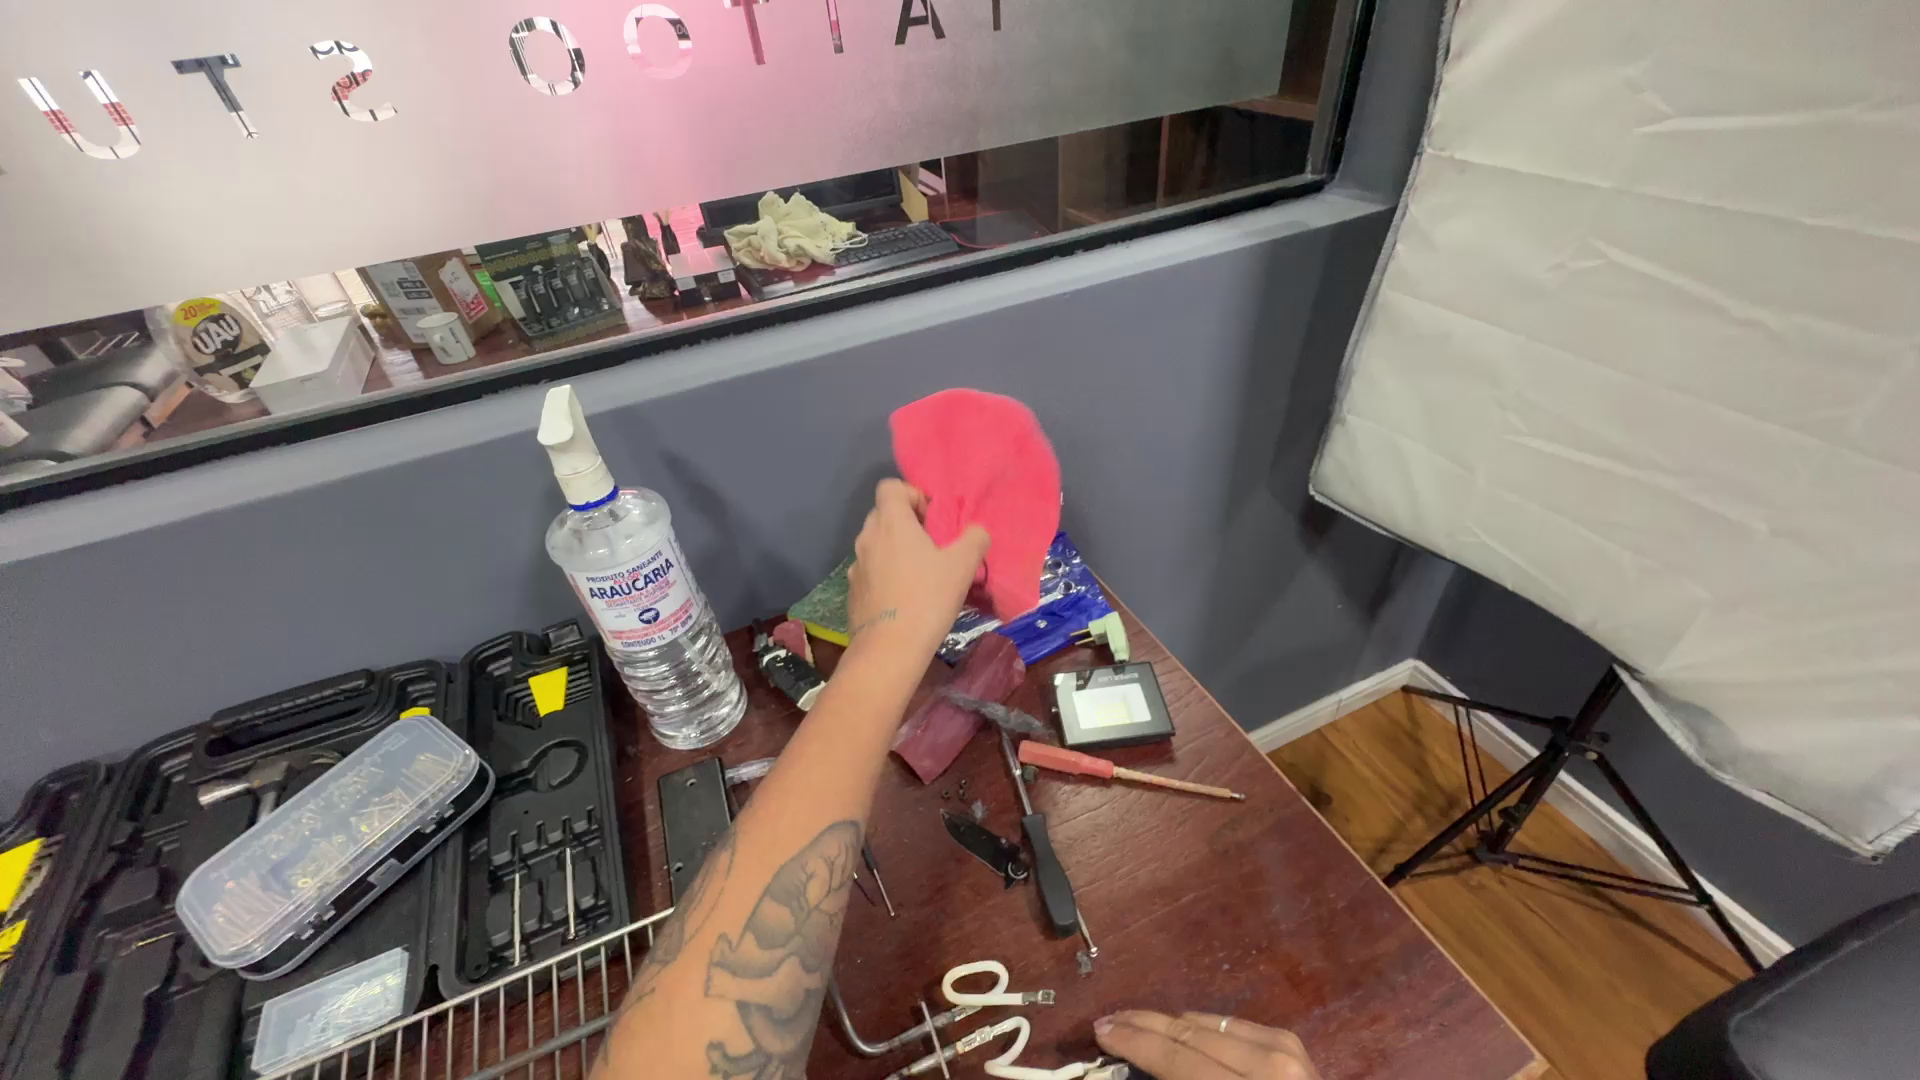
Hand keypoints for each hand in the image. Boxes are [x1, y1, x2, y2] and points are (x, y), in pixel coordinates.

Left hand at [847, 479, 989, 657]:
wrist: (889, 648)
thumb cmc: (927, 598)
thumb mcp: (963, 566)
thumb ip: (974, 539)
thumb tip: (976, 531)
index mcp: (891, 522)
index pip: (890, 486)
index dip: (912, 494)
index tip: (932, 519)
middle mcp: (867, 537)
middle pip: (883, 514)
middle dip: (907, 524)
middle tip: (932, 546)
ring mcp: (856, 565)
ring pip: (877, 544)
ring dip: (896, 550)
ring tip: (920, 574)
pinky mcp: (853, 591)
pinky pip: (871, 570)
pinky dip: (885, 575)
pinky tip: (904, 598)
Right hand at [1094, 1012, 1320, 1079]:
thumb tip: (1140, 1068)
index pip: (1175, 1058)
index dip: (1133, 1041)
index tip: (1099, 1029)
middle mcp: (1267, 1066)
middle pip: (1187, 1031)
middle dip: (1141, 1024)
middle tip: (1107, 1020)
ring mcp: (1283, 1049)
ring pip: (1204, 1021)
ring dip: (1165, 1023)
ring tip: (1135, 1024)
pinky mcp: (1289, 1041)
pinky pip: (1228, 1024)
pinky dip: (1198, 1027)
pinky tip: (1178, 1030)